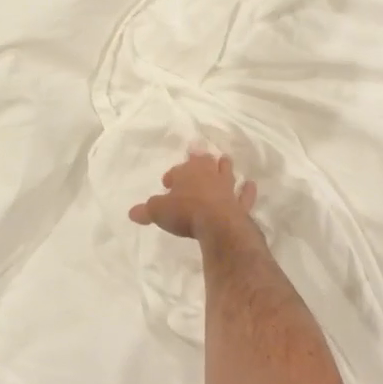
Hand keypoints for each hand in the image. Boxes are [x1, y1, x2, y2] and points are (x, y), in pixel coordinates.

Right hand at [128, 152, 257, 240]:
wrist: (217, 224)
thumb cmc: (185, 212)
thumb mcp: (158, 212)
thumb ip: (146, 211)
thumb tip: (132, 213)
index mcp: (187, 172)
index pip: (178, 169)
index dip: (172, 176)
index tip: (167, 183)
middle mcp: (208, 174)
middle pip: (205, 162)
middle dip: (200, 160)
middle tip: (198, 159)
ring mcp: (227, 187)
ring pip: (226, 171)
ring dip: (224, 167)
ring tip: (224, 161)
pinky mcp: (240, 203)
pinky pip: (245, 195)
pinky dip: (247, 190)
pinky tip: (250, 185)